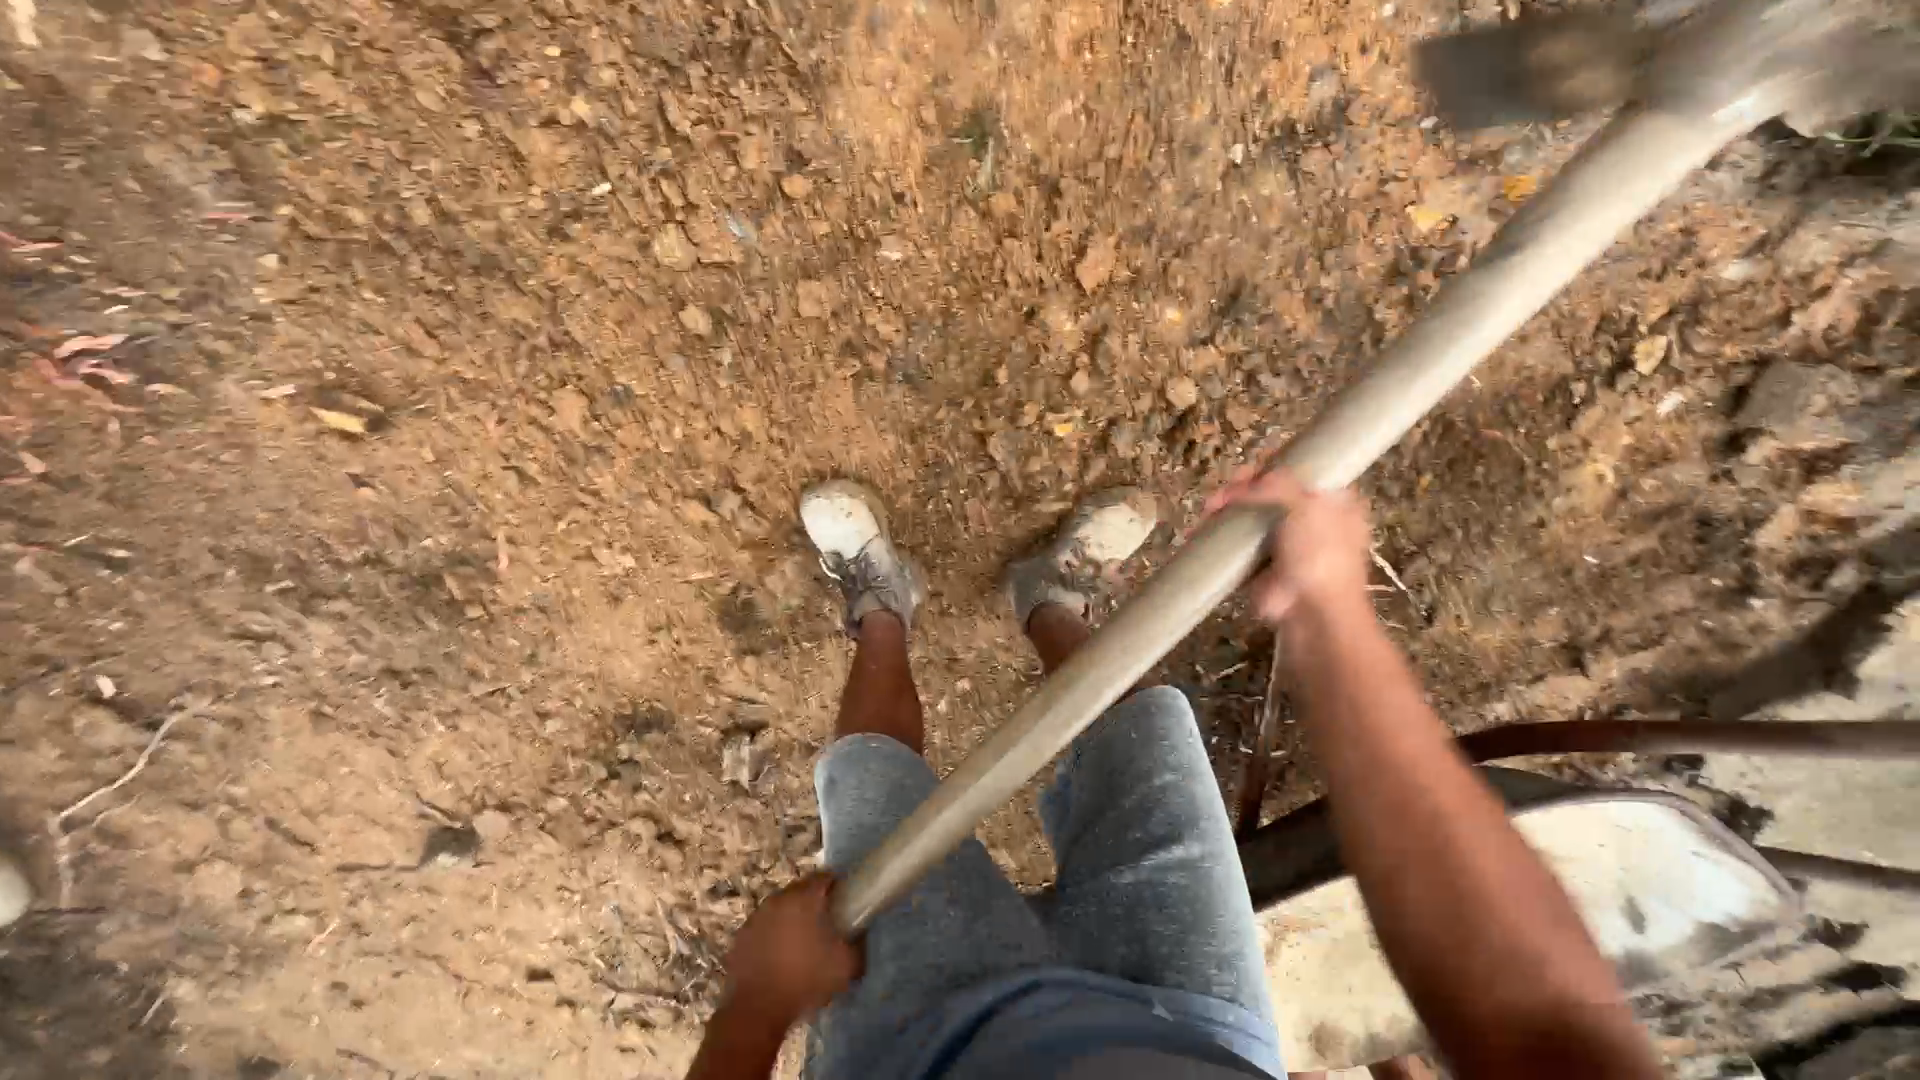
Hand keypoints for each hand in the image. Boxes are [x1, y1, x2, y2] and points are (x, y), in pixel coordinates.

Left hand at [719, 874, 862, 1023]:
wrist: (757, 1010)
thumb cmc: (806, 981)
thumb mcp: (846, 966)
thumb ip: (859, 943)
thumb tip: (859, 932)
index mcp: (804, 898)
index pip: (825, 878)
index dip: (838, 889)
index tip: (846, 906)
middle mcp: (777, 899)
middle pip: (801, 890)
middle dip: (814, 903)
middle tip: (826, 926)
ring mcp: (755, 917)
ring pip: (781, 908)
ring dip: (792, 919)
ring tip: (802, 945)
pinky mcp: (741, 936)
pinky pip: (764, 927)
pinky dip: (773, 935)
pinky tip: (779, 958)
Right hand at [1205, 466, 1371, 622]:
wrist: (1312, 611)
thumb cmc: (1320, 554)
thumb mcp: (1305, 506)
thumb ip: (1277, 484)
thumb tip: (1249, 481)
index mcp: (1333, 503)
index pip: (1302, 471)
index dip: (1275, 465)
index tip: (1252, 467)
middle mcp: (1308, 520)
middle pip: (1269, 493)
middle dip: (1241, 489)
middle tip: (1224, 492)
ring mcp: (1282, 545)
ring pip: (1247, 517)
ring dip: (1224, 511)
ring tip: (1208, 510)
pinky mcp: (1259, 566)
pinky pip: (1234, 545)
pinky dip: (1215, 538)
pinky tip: (1199, 531)